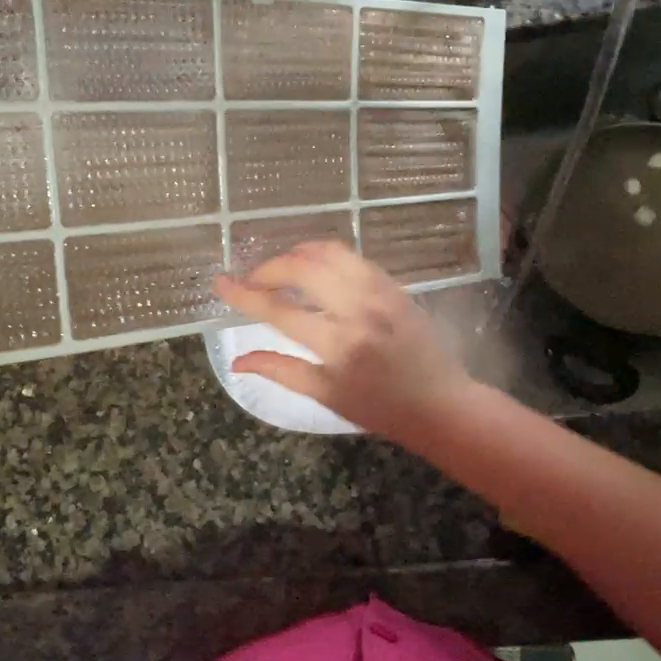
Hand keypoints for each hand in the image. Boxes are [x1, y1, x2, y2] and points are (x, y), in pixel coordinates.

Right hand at [213, 240, 475, 442]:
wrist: (440, 404)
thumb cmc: (379, 408)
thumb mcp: (326, 395)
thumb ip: (281, 370)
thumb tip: (238, 360)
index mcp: (338, 345)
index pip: (279, 311)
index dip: (244, 294)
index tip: (221, 282)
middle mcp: (358, 310)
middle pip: (301, 269)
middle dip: (268, 269)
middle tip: (251, 279)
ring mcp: (379, 292)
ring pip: (327, 252)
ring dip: (296, 255)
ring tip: (279, 268)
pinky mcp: (393, 285)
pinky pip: (352, 257)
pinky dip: (325, 255)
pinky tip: (312, 265)